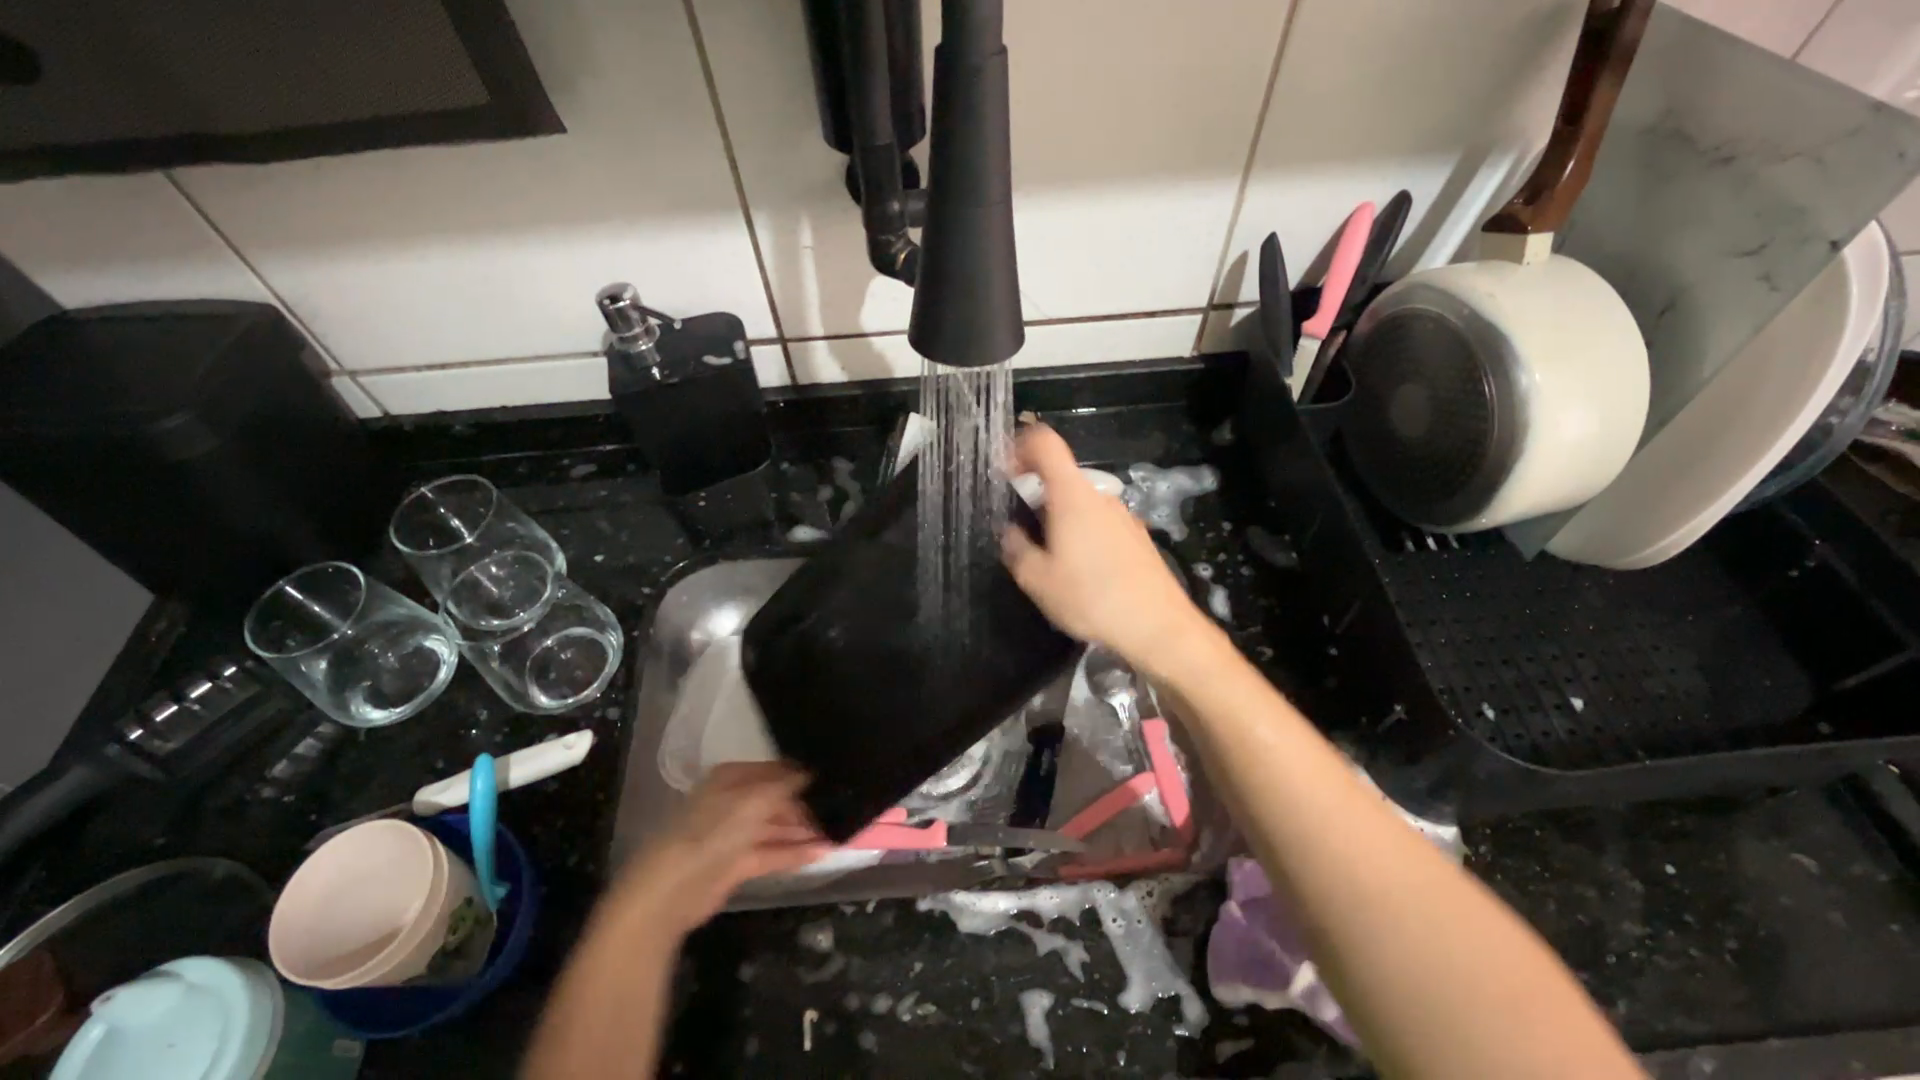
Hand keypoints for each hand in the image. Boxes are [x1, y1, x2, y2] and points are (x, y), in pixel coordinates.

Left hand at [610, 762, 827, 936]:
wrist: (670, 891)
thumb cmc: (711, 833)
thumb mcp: (751, 801)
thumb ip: (785, 786)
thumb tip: (812, 773)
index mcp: (732, 779)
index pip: (775, 771)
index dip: (802, 776)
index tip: (833, 782)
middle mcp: (734, 802)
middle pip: (778, 800)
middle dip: (806, 807)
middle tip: (840, 812)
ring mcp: (735, 834)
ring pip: (777, 828)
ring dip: (804, 831)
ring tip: (839, 834)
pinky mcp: (738, 864)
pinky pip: (773, 852)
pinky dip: (795, 852)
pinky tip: (822, 852)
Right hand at [1001, 425, 1213, 675]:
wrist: (1158, 627)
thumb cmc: (1091, 598)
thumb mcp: (1037, 580)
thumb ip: (1016, 549)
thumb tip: (1010, 532)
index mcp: (1072, 496)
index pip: (1045, 444)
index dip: (1020, 447)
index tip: (1004, 473)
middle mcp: (1100, 497)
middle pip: (1062, 480)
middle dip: (1037, 501)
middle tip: (1023, 538)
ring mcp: (1123, 517)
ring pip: (1082, 508)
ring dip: (1061, 525)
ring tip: (1053, 566)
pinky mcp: (1138, 539)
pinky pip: (1101, 528)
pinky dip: (1084, 541)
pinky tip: (1084, 579)